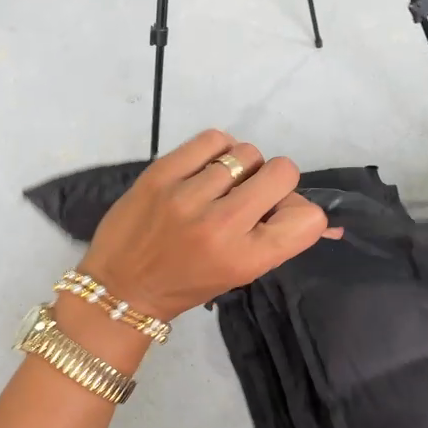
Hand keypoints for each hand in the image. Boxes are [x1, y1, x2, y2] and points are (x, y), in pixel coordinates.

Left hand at [77, 129, 340, 320]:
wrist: (119, 288)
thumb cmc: (186, 285)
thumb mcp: (240, 273)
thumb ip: (275, 238)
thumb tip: (308, 207)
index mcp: (246, 259)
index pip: (308, 217)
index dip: (298, 210)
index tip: (277, 215)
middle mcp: (221, 225)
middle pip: (283, 172)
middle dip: (274, 181)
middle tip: (251, 195)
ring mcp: (188, 196)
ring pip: (247, 153)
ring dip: (242, 166)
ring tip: (221, 184)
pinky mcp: (161, 173)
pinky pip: (214, 139)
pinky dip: (217, 150)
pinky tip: (205, 168)